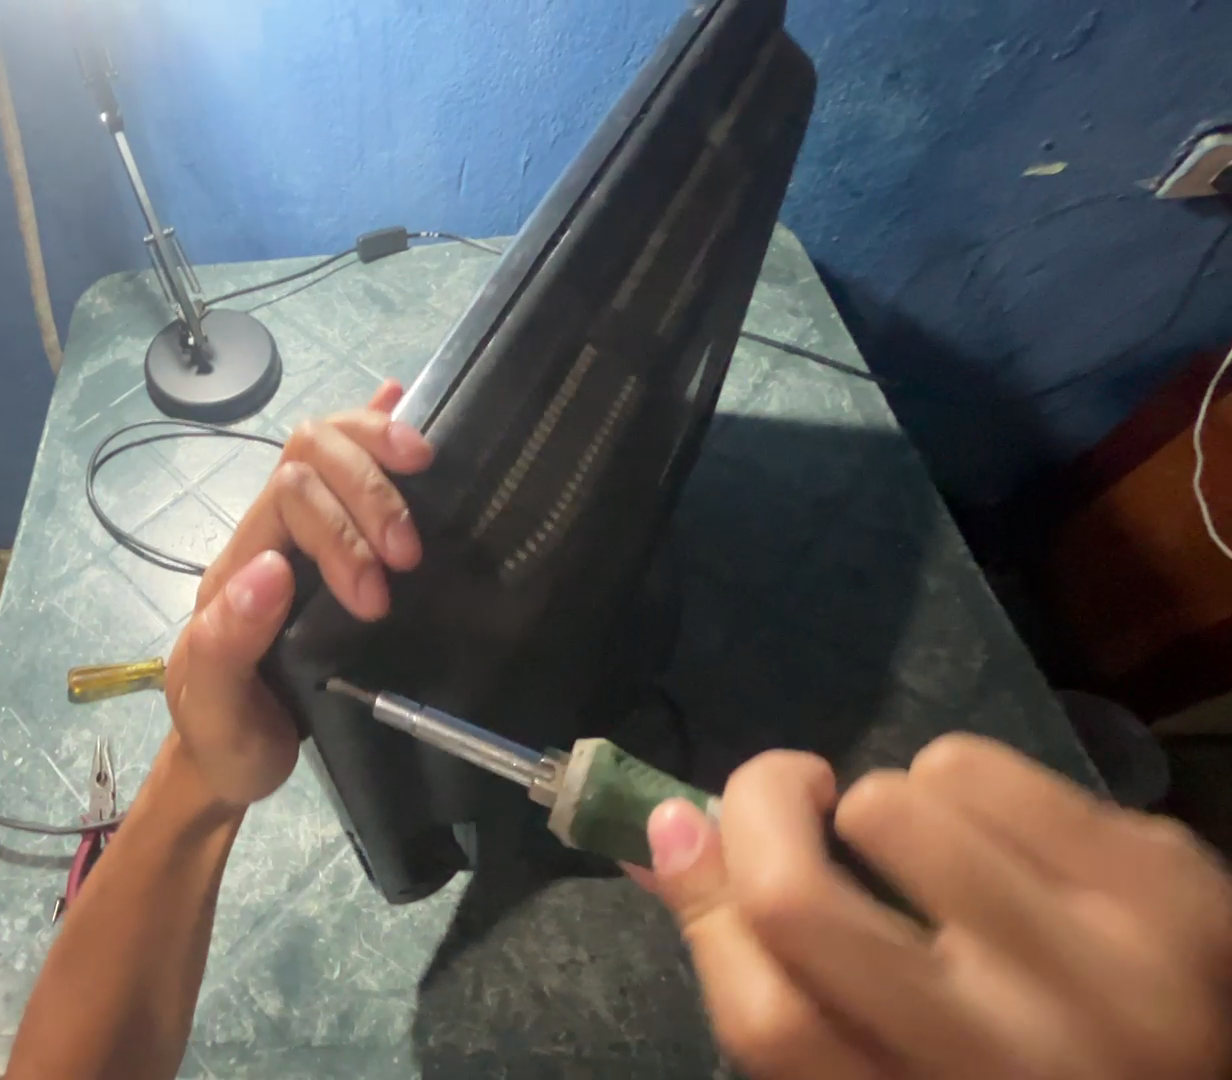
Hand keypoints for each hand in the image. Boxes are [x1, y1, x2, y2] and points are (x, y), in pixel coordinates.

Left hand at [163, 381, 434, 805]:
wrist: (229, 756)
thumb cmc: (224, 736)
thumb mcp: (215, 708)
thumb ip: (226, 644)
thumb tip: (270, 568)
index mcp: (236, 569)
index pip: (289, 500)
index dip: (341, 531)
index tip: (377, 597)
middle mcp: (265, 538)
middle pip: (308, 456)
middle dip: (369, 492)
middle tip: (410, 555)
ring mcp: (295, 537)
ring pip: (325, 448)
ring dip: (378, 451)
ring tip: (428, 465)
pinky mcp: (328, 550)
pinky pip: (342, 472)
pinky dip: (372, 431)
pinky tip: (402, 401)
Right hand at [641, 736, 1231, 1078]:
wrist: (1203, 1071)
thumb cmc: (999, 1063)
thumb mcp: (872, 1049)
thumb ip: (752, 950)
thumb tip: (664, 829)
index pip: (767, 1017)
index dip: (701, 903)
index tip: (680, 824)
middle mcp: (1026, 1065)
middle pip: (796, 901)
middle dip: (760, 802)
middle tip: (788, 791)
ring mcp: (1121, 980)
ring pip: (888, 803)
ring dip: (881, 804)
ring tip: (932, 850)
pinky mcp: (1184, 891)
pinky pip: (969, 764)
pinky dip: (955, 780)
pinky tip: (1004, 840)